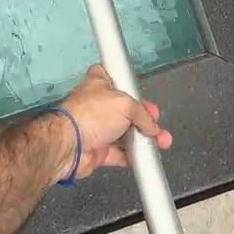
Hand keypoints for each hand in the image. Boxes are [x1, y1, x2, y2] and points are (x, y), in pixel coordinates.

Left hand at [52, 66, 170, 182]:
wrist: (71, 145)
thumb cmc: (94, 114)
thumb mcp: (125, 103)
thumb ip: (143, 114)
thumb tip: (152, 127)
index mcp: (99, 84)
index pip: (113, 76)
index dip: (129, 84)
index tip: (142, 93)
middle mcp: (98, 105)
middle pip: (125, 109)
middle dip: (144, 116)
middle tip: (156, 123)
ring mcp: (98, 128)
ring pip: (125, 132)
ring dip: (143, 138)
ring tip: (162, 142)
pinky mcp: (98, 149)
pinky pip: (120, 153)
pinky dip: (133, 156)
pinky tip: (146, 157)